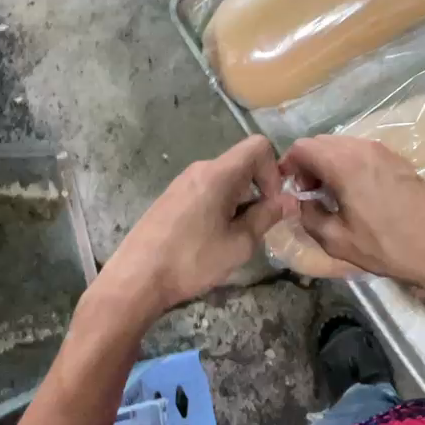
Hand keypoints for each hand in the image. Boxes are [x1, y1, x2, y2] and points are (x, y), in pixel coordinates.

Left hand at [94, 136, 285, 319]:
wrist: (136, 278)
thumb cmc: (192, 261)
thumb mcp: (239, 244)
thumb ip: (267, 216)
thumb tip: (289, 200)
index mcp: (219, 174)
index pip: (259, 146)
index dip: (274, 170)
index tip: (270, 204)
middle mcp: (200, 169)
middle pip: (241, 163)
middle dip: (257, 190)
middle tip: (255, 227)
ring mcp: (182, 182)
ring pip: (224, 179)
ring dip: (238, 201)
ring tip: (232, 237)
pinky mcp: (170, 197)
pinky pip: (206, 190)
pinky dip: (219, 206)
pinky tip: (209, 239)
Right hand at [280, 136, 424, 286]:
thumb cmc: (388, 246)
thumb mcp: (337, 240)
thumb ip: (309, 217)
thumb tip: (303, 203)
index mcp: (344, 163)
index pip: (303, 147)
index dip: (289, 165)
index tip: (290, 189)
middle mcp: (362, 148)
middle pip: (322, 142)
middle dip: (308, 164)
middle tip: (310, 195)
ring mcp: (384, 151)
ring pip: (343, 145)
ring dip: (329, 164)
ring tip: (332, 195)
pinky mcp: (399, 159)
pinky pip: (362, 152)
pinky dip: (349, 165)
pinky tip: (356, 193)